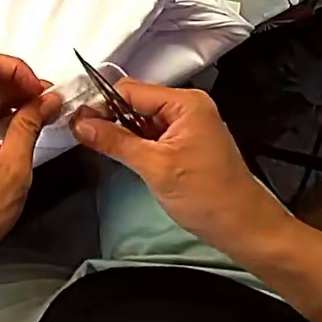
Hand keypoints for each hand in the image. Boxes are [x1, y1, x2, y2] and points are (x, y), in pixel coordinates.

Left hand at [0, 51, 62, 279]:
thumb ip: (30, 124)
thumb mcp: (14, 167)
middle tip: (46, 101)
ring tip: (40, 114)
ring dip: (12, 98)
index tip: (39, 88)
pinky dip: (1, 113)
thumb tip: (46, 99)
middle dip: (18, 82)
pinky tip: (22, 127)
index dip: (16, 68)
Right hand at [71, 79, 294, 260]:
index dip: (100, 104)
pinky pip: (149, 132)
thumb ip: (115, 141)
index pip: (130, 91)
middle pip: (133, 101)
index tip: (75, 120)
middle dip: (107, 116)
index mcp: (186, 102)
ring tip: (94, 143)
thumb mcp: (155, 167)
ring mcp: (186, 124)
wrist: (246, 230)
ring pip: (138, 118)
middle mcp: (187, 106)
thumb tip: (79, 124)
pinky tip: (117, 152)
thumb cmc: (207, 196)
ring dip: (118, 130)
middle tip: (80, 133)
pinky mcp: (183, 142)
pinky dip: (132, 141)